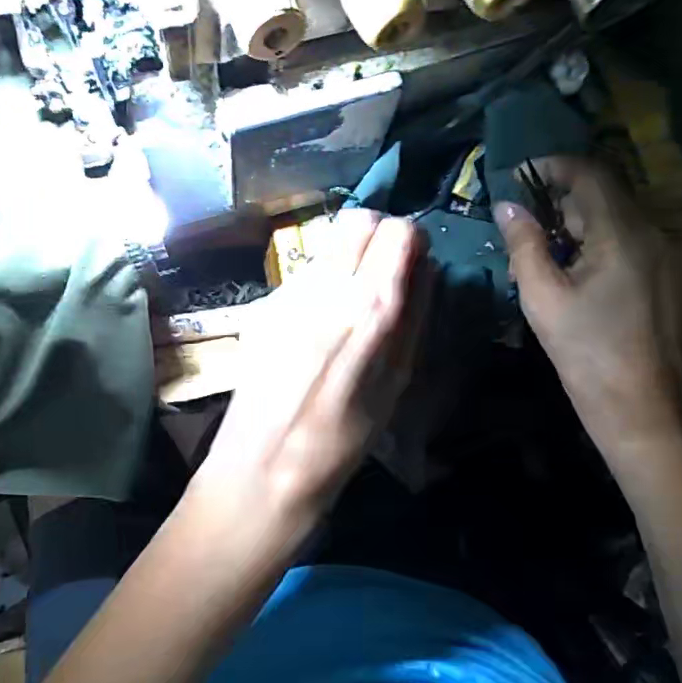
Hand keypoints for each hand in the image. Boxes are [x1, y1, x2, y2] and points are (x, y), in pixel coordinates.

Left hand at [191, 211, 428, 526]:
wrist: (263, 463)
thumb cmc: (343, 437)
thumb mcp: (397, 381)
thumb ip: (413, 316)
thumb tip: (423, 269)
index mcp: (369, 308)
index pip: (398, 230)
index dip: (410, 241)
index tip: (411, 263)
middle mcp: (324, 288)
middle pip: (356, 220)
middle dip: (376, 235)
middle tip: (381, 270)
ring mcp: (284, 294)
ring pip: (324, 246)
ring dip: (343, 260)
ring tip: (344, 305)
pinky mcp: (258, 306)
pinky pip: (298, 277)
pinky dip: (315, 286)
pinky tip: (311, 327)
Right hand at [494, 156, 681, 445]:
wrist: (638, 401)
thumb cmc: (583, 348)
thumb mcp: (541, 294)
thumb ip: (524, 243)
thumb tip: (507, 205)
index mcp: (624, 234)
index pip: (590, 175)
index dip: (551, 167)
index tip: (516, 177)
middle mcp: (654, 233)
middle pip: (601, 195)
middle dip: (556, 204)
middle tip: (519, 232)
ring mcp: (666, 253)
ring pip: (613, 218)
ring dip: (573, 226)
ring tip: (539, 260)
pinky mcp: (666, 273)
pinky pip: (626, 240)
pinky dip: (593, 243)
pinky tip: (571, 274)